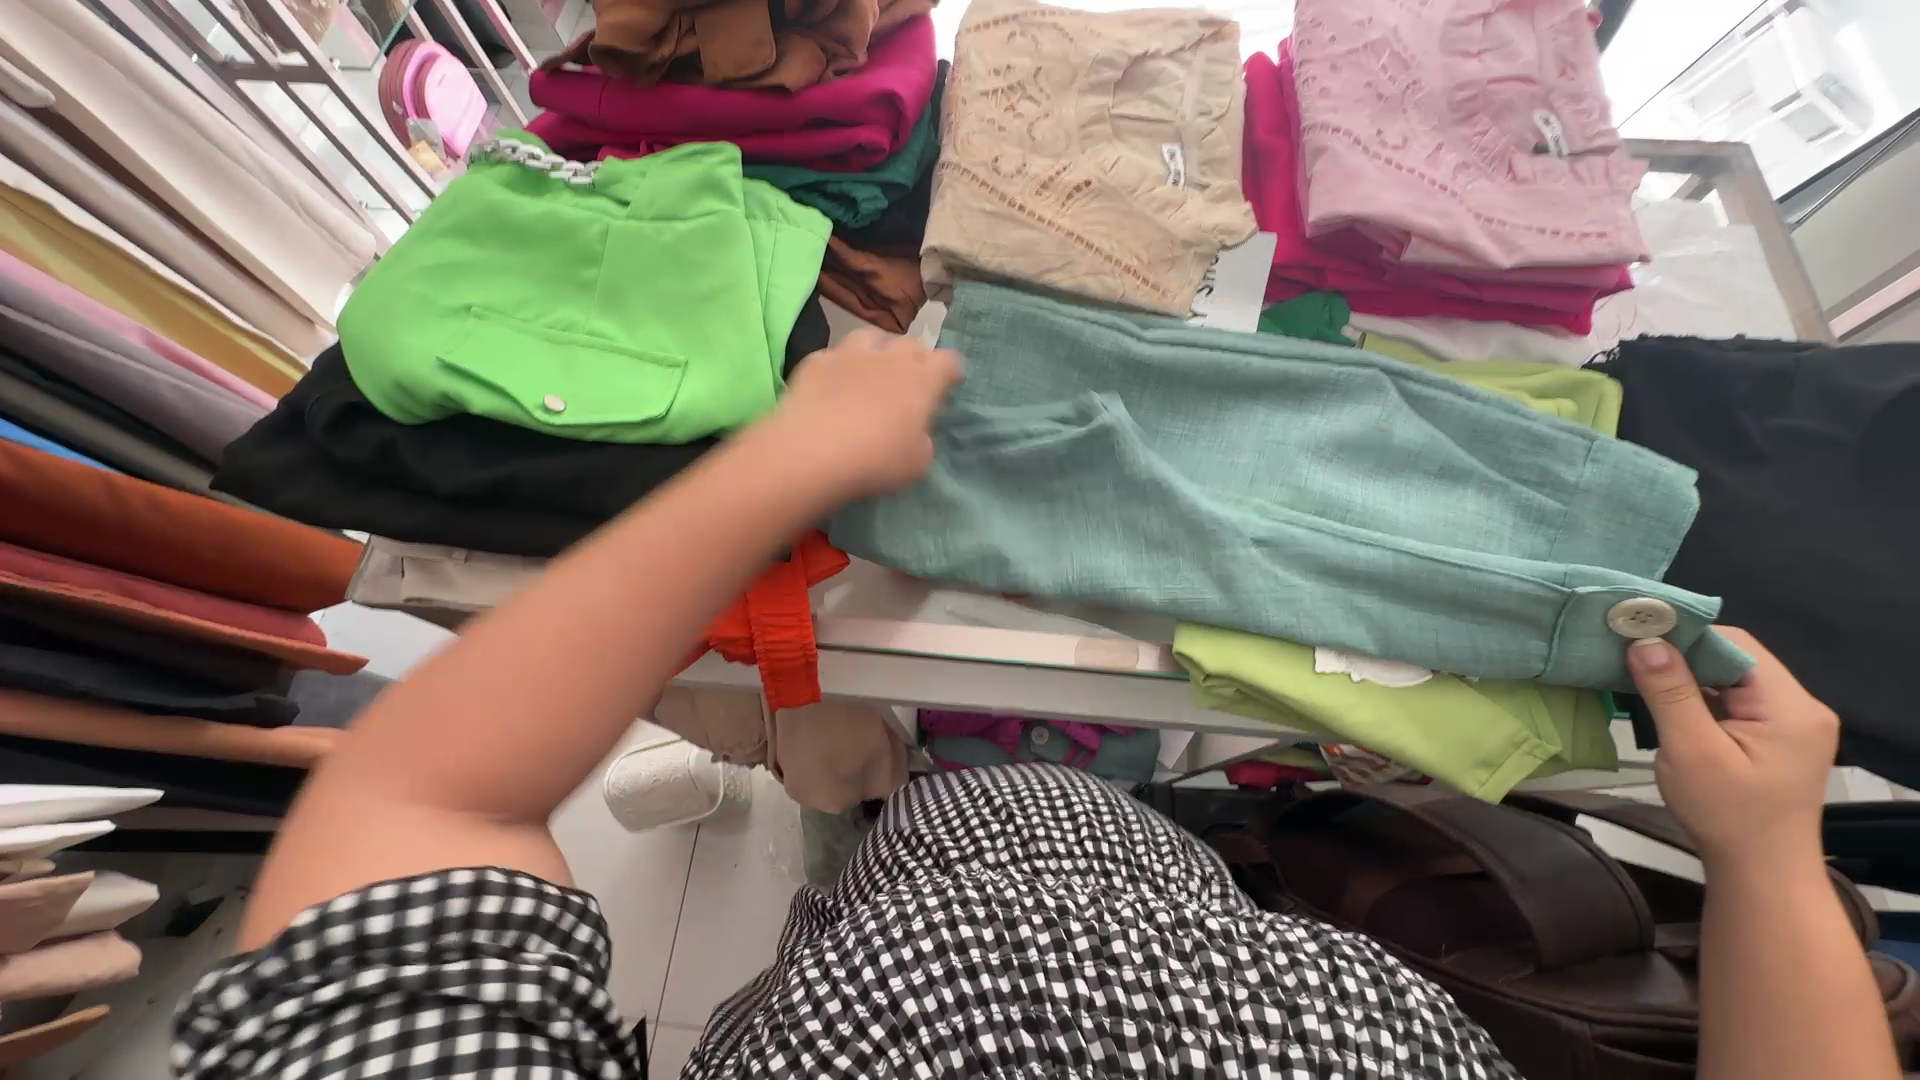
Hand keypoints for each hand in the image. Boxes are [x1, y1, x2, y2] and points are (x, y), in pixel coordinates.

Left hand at [760, 328, 962, 499]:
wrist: (811, 452)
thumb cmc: (876, 460)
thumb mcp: (918, 462)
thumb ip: (922, 438)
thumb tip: (913, 429)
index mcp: (923, 379)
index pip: (949, 361)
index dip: (951, 372)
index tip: (948, 385)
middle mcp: (890, 356)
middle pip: (912, 345)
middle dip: (916, 359)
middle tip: (911, 383)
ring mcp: (850, 353)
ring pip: (871, 337)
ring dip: (877, 351)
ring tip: (872, 372)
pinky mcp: (816, 361)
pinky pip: (834, 355)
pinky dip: (839, 367)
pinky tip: (834, 385)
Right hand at [1629, 627, 1838, 870]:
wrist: (1758, 867)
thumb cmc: (1726, 811)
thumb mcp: (1691, 749)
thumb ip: (1669, 692)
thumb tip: (1643, 640)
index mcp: (1790, 706)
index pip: (1734, 644)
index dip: (1681, 634)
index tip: (1630, 633)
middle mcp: (1796, 705)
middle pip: (1730, 656)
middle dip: (1676, 651)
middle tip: (1622, 652)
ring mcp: (1783, 720)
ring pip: (1724, 675)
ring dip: (1679, 672)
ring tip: (1631, 670)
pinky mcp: (1766, 733)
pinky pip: (1724, 695)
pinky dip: (1688, 691)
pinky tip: (1656, 695)